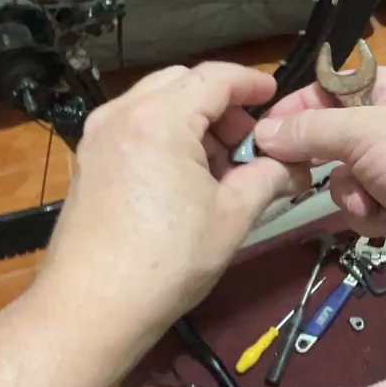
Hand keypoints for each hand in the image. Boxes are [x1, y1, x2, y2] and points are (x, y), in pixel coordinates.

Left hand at [32, 63, 309, 338]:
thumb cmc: (167, 261)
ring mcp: (99, 136)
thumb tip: (295, 167)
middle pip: (182, 82)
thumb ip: (269, 177)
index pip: (215, 77)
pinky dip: (168, 133)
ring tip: (222, 164)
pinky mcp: (89, 160)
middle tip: (250, 140)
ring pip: (157, 101)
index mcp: (159, 119)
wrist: (92, 308)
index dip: (252, 82)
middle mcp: (122, 114)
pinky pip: (136, 125)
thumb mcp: (233, 216)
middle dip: (222, 102)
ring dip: (195, 118)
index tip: (275, 96)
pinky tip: (188, 175)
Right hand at [251, 67, 385, 272]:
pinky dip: (370, 215)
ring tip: (370, 201)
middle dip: (324, 161)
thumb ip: (310, 131)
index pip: (330, 89)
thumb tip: (263, 132)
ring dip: (351, 194)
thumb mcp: (363, 133)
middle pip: (331, 137)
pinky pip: (361, 206)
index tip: (264, 131)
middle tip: (294, 172)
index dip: (297, 108)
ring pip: (342, 178)